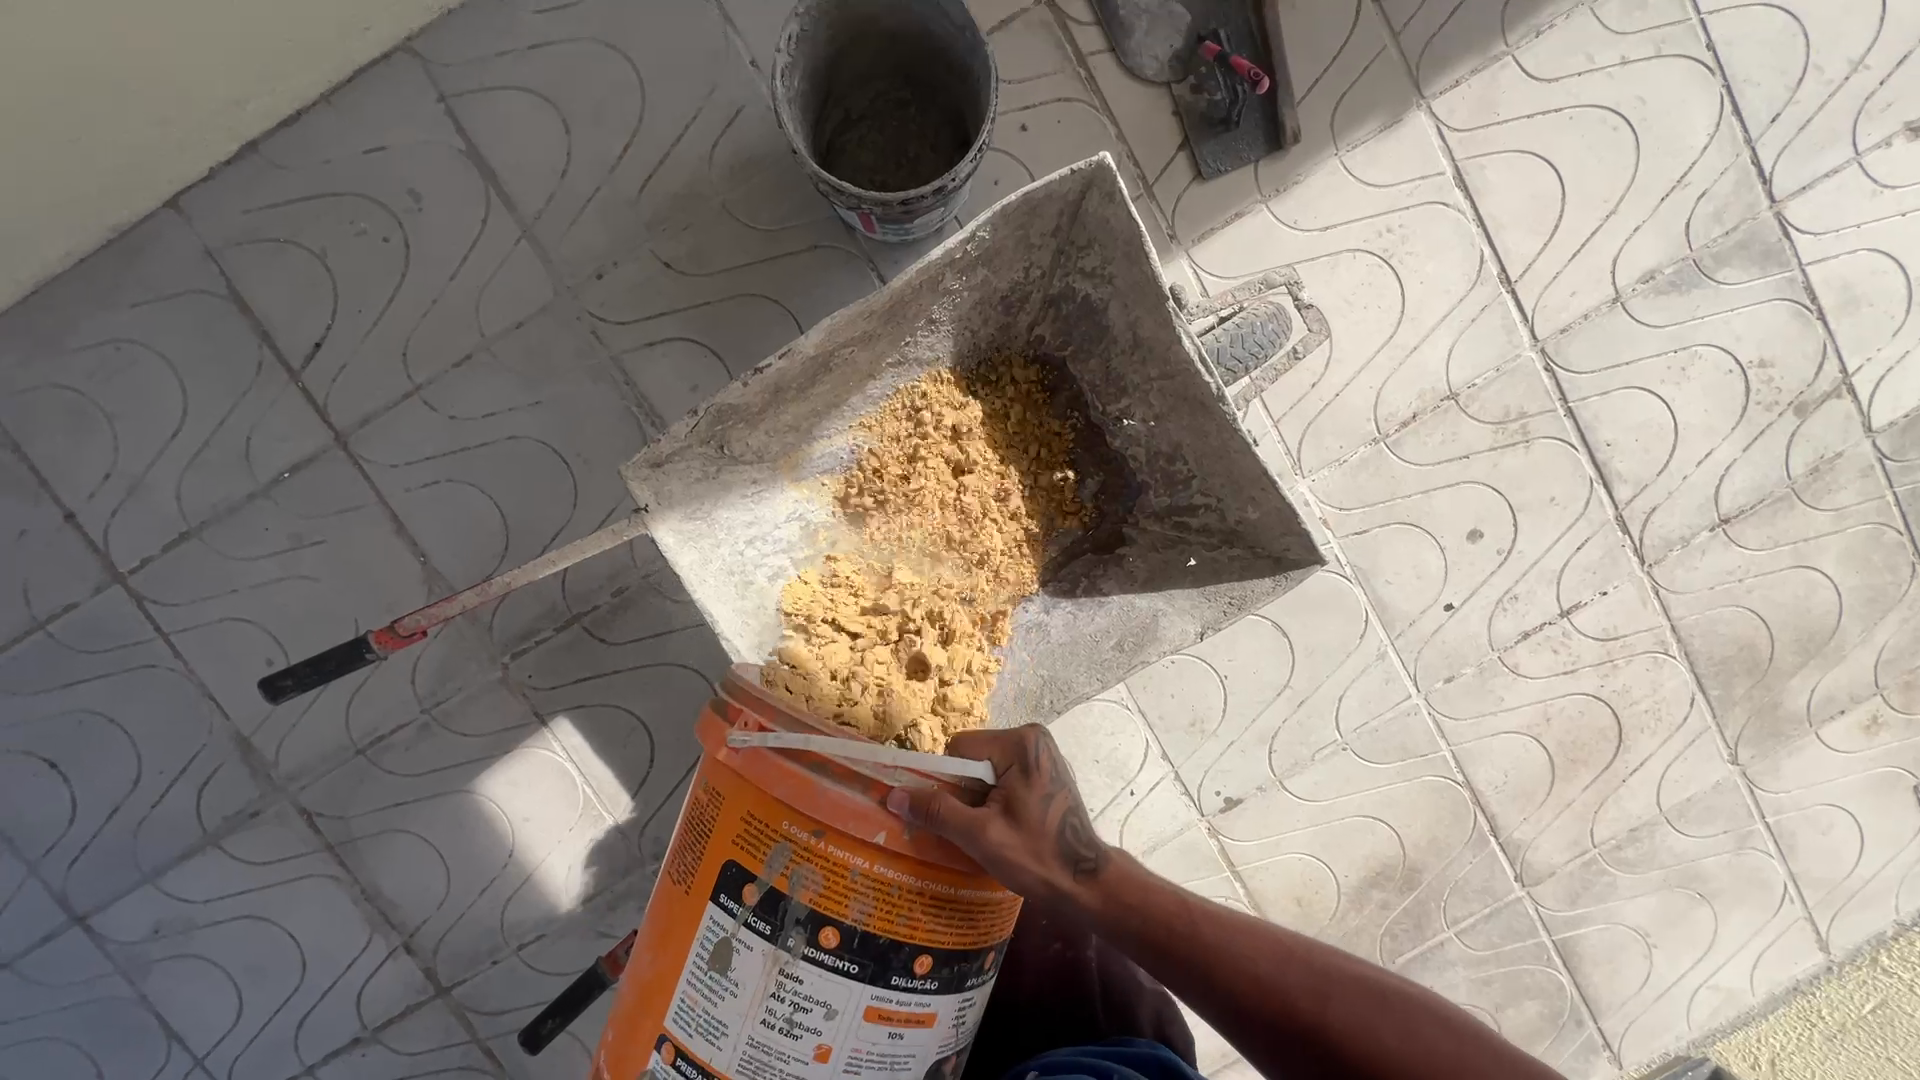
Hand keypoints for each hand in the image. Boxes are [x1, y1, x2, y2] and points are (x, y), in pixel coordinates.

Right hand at [885, 725, 1109, 910]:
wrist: (1085, 883)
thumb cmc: (1036, 857)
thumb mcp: (980, 836)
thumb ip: (937, 811)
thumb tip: (894, 795)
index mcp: (1019, 743)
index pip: (959, 749)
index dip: (948, 783)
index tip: (960, 816)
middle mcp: (1032, 737)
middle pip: (971, 758)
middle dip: (965, 792)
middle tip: (979, 826)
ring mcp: (1040, 753)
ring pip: (984, 769)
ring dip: (978, 798)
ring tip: (992, 829)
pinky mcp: (1043, 770)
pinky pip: (1001, 775)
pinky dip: (994, 798)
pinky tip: (1004, 825)